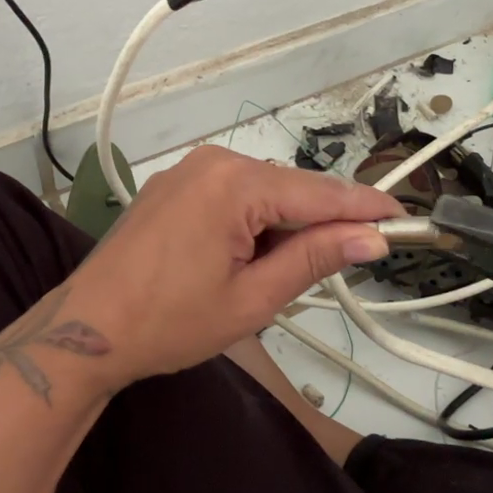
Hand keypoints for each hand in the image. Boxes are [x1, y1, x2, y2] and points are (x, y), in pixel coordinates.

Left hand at [62, 145, 400, 389]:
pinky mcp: (170, 188)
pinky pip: (230, 196)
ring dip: (284, 227)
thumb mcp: (253, 298)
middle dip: (321, 222)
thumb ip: (314, 259)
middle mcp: (211, 162)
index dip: (365, 208)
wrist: (86, 331)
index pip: (319, 192)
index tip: (407, 218)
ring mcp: (186, 172)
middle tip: (353, 261)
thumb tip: (370, 238)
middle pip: (289, 189)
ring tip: (282, 275)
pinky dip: (252, 222)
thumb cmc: (169, 323)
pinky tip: (251, 257)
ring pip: (261, 193)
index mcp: (234, 183)